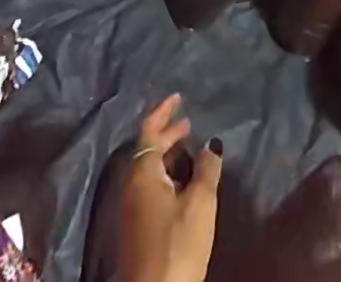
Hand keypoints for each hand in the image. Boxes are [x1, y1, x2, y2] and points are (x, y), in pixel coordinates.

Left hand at [121, 94, 221, 281]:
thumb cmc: (177, 243)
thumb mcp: (200, 202)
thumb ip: (206, 168)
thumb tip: (209, 145)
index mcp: (143, 173)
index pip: (149, 131)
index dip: (163, 111)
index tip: (178, 97)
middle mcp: (131, 185)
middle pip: (147, 149)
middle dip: (168, 133)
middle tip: (189, 123)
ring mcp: (131, 207)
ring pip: (148, 168)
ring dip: (167, 154)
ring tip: (189, 148)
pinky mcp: (136, 226)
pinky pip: (148, 185)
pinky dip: (164, 172)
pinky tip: (182, 180)